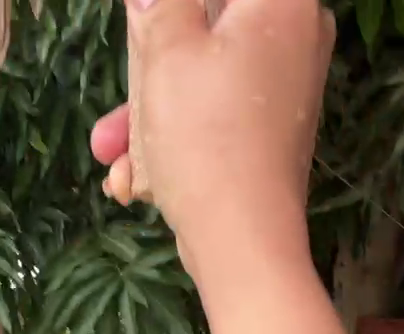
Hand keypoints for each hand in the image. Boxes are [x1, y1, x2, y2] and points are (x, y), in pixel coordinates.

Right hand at [92, 0, 333, 277]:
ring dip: (147, 124)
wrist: (242, 239)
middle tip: (108, 122)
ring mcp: (285, 93)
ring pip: (201, 87)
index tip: (142, 36)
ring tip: (112, 164)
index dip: (169, 13)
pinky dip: (175, 145)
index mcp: (279, 0)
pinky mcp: (270, 139)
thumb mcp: (167, 56)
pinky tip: (136, 183)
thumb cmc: (205, 138)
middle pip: (205, 34)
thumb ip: (160, 5)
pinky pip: (215, 123)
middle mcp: (294, 37)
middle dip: (143, 78)